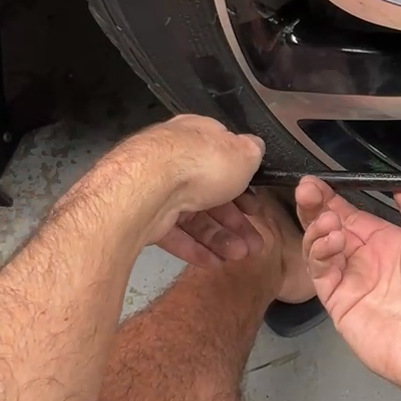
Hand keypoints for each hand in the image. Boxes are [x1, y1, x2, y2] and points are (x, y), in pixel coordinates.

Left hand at [76, 115, 264, 251]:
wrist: (147, 187)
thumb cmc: (198, 164)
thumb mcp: (244, 152)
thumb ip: (253, 151)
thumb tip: (256, 147)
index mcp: (197, 138)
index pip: (224, 162)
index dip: (245, 186)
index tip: (256, 207)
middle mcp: (175, 161)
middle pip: (212, 195)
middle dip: (236, 222)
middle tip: (254, 242)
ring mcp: (157, 189)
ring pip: (195, 217)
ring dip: (220, 238)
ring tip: (239, 255)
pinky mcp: (144, 216)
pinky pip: (174, 234)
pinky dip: (194, 249)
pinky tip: (214, 262)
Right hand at [296, 179, 400, 391]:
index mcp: (394, 245)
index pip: (355, 217)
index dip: (335, 200)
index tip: (321, 184)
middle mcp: (372, 263)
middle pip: (333, 229)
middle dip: (317, 207)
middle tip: (307, 190)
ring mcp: (355, 283)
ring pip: (321, 248)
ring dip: (318, 228)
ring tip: (326, 218)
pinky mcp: (341, 304)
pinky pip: (320, 273)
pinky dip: (319, 252)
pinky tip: (331, 239)